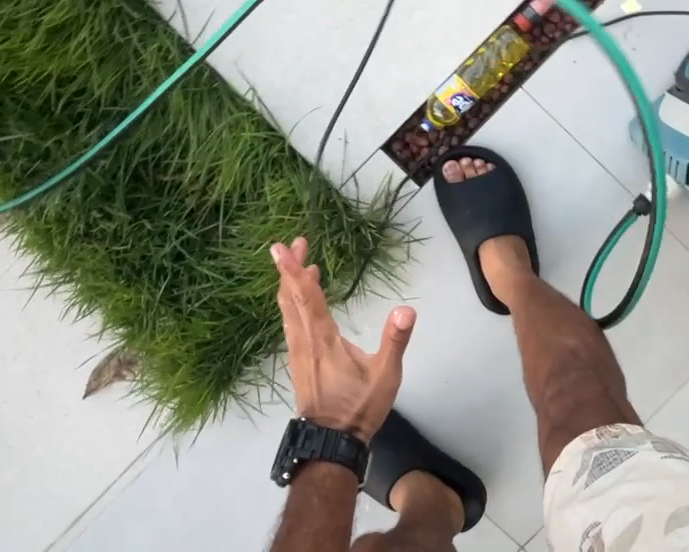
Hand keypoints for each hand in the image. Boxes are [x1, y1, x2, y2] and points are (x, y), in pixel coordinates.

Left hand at [272, 237, 415, 442]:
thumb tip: (407, 309)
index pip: (305, 297)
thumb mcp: (385, 375)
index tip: (281, 248)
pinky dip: (294, 302)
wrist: (330, 445)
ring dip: (291, 284)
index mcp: (322, 339)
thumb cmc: (357, 408)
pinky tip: (304, 299)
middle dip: (291, 269)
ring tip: (301, 264)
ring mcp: (298, 352)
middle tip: (295, 244)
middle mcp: (304, 340)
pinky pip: (291, 322)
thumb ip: (395, 340)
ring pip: (288, 310)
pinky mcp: (299, 361)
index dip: (293, 271)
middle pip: (291, 298)